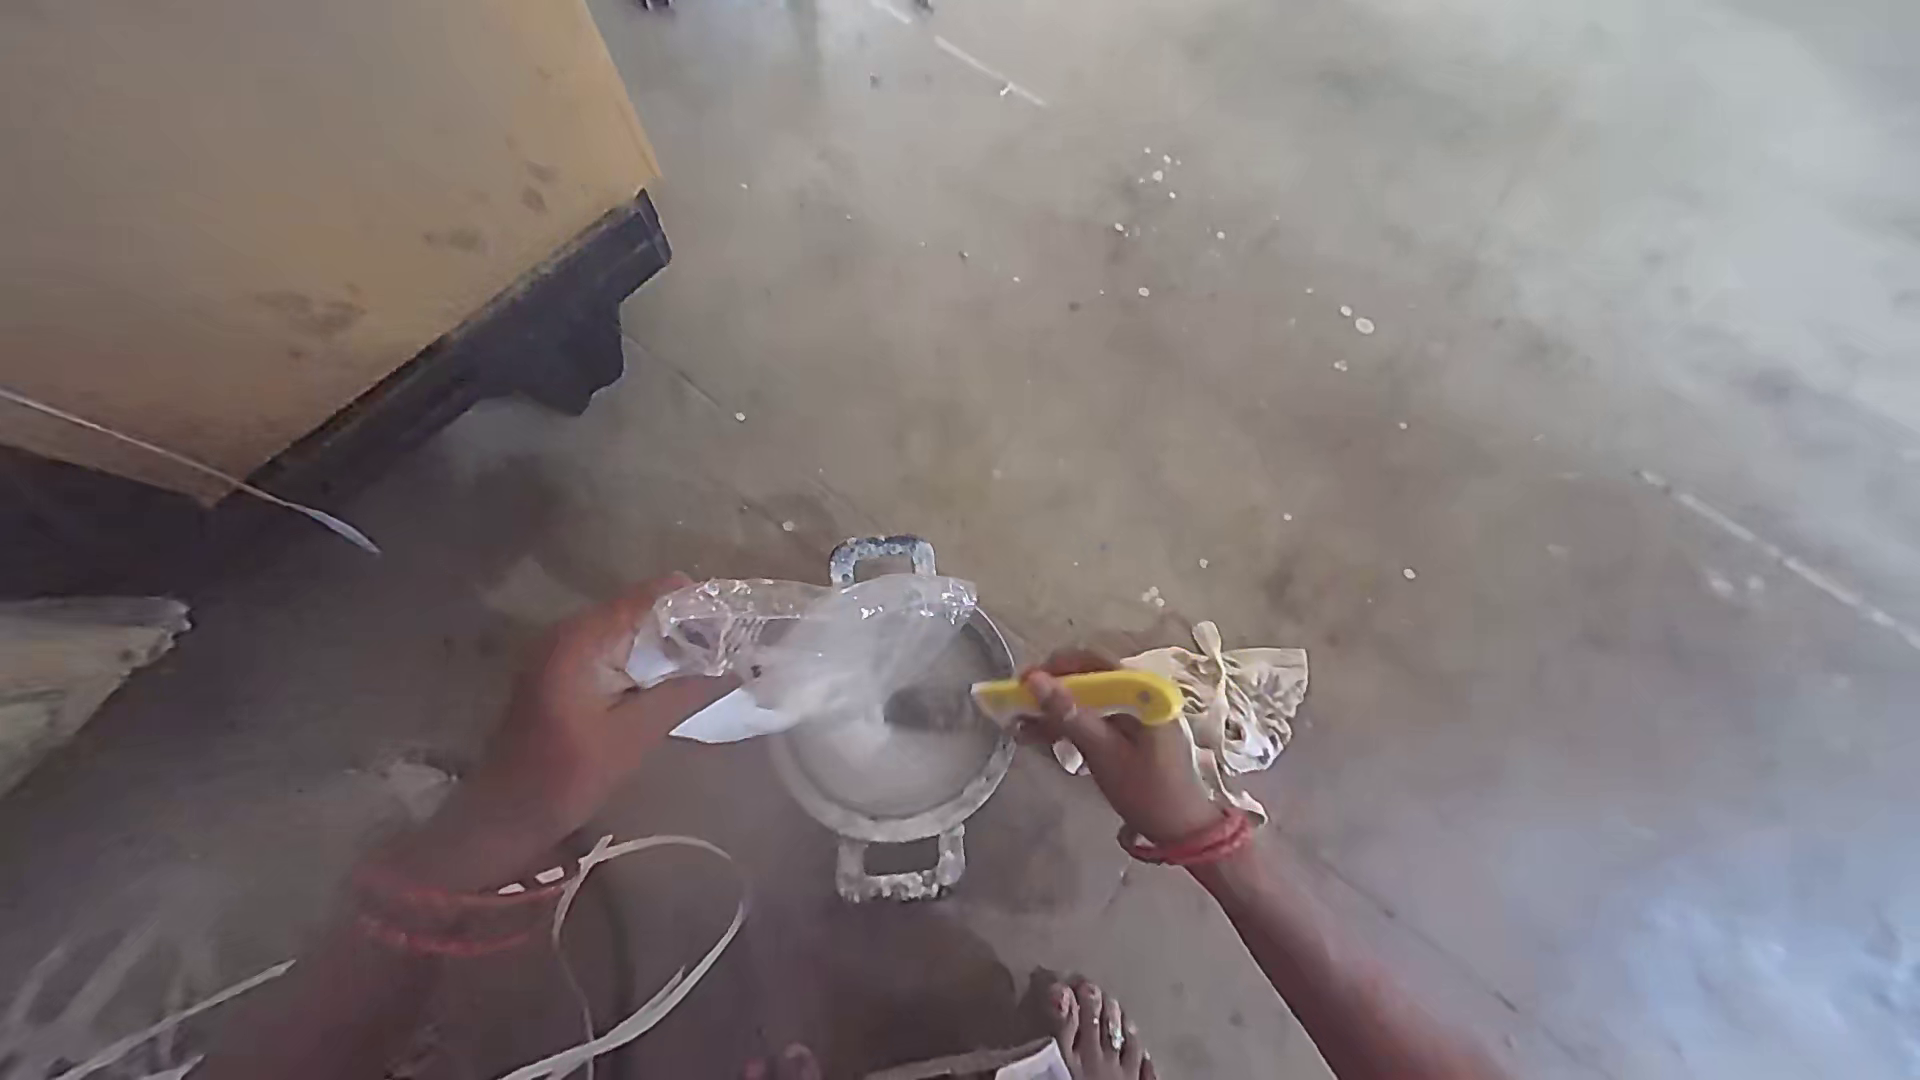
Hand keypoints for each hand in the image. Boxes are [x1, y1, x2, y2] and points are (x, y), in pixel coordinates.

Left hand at [384, 573, 733, 888]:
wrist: (505, 817)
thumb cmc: (567, 776)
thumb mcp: (636, 735)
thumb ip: (686, 692)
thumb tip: (739, 668)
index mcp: (583, 639)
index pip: (651, 596)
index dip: (697, 601)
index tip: (737, 619)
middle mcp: (572, 630)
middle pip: (644, 605)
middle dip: (689, 621)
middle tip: (733, 642)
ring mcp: (566, 647)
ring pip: (635, 624)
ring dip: (672, 638)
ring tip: (716, 655)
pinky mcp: (568, 665)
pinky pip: (620, 642)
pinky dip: (651, 652)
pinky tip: (678, 672)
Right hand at [1018, 649, 1222, 845]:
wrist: (1183, 832)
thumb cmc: (1148, 791)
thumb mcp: (1104, 753)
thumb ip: (1070, 714)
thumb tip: (1035, 680)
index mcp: (1141, 691)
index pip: (1094, 661)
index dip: (1056, 665)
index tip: (1024, 680)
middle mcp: (1137, 694)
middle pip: (1086, 679)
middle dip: (1049, 691)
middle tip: (1016, 703)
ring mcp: (1131, 714)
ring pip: (1084, 700)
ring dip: (1052, 711)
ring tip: (1018, 724)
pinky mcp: (1125, 733)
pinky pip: (1090, 719)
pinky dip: (1065, 726)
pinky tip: (1036, 736)